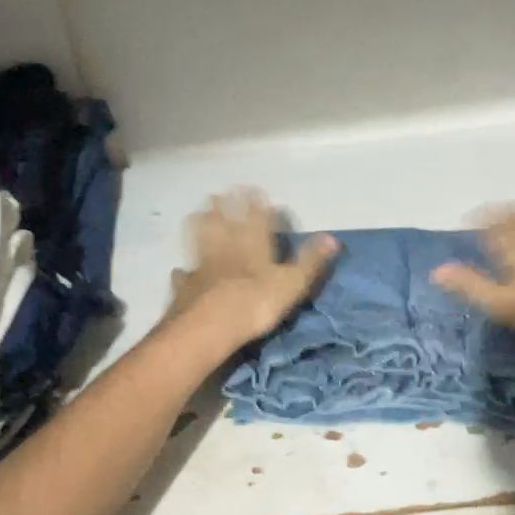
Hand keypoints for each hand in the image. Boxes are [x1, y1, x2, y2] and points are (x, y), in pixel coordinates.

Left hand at [166, 188, 337, 345]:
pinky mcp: (185, 285)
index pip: (256, 216)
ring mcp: (202, 264)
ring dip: (200, 225)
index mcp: (253, 243)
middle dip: (223, 206)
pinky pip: (184, 273)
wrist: (210, 325)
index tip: (253, 190)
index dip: (255, 202)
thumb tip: (333, 238)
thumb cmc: (257, 302)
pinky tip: (181, 269)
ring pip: (199, 237)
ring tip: (199, 215)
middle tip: (221, 194)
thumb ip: (310, 260)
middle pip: (222, 220)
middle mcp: (226, 246)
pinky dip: (184, 270)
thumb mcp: (293, 283)